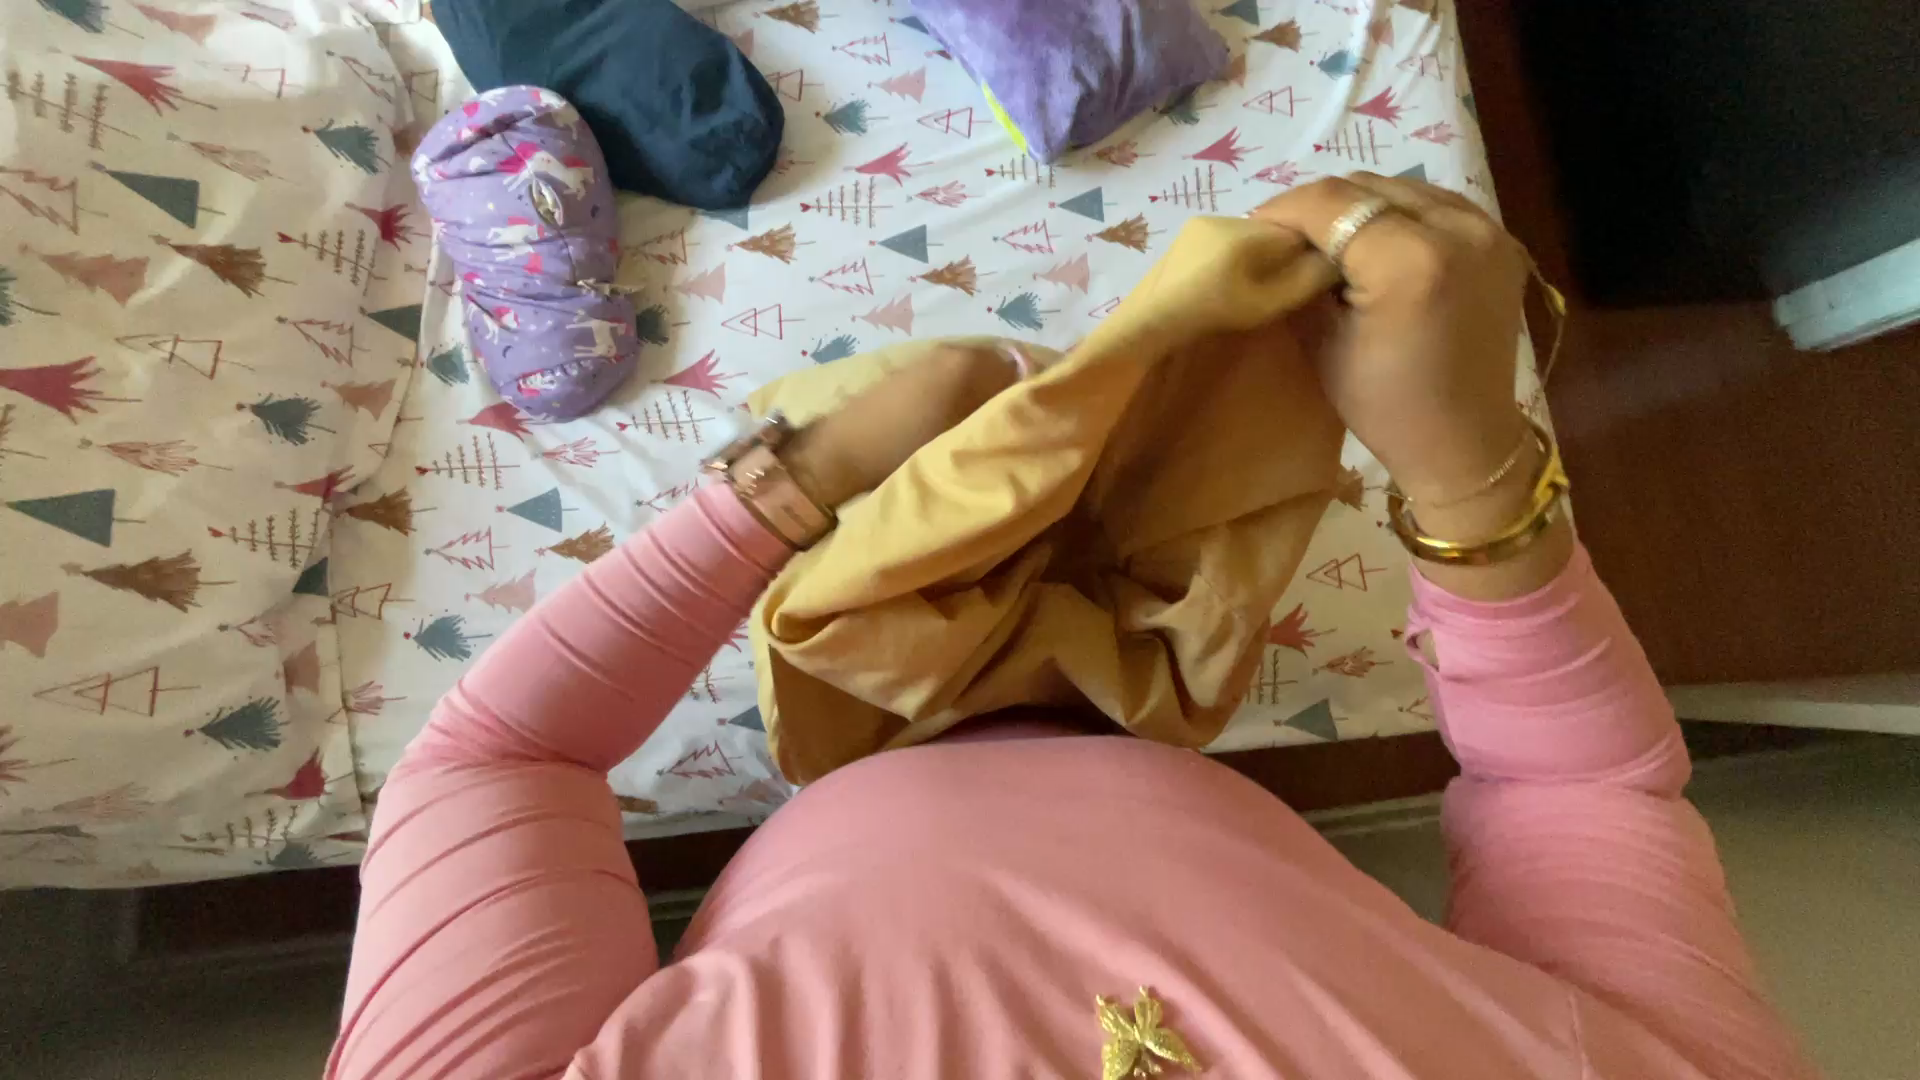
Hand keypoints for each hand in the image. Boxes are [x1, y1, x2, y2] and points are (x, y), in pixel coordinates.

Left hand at [783, 343, 1028, 507]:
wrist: (839, 454)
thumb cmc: (902, 449)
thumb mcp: (962, 438)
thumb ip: (1004, 416)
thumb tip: (1038, 406)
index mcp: (971, 361)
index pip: (1030, 365)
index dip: (1045, 391)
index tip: (1054, 422)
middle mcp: (957, 352)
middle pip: (1009, 369)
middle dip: (1022, 395)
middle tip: (1030, 431)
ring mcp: (934, 362)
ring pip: (985, 377)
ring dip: (997, 400)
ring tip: (1002, 433)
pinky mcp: (917, 376)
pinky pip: (963, 383)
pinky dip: (974, 401)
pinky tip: (971, 428)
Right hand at [1249, 173, 1530, 505]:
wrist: (1462, 439)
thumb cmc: (1381, 406)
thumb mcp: (1323, 346)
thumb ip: (1301, 285)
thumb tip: (1280, 250)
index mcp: (1409, 261)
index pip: (1333, 204)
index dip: (1284, 209)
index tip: (1253, 227)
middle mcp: (1457, 228)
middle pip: (1368, 186)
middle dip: (1318, 206)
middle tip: (1284, 236)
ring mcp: (1487, 230)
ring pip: (1403, 188)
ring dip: (1357, 205)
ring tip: (1325, 239)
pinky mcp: (1500, 241)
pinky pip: (1435, 204)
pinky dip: (1395, 214)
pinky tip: (1372, 244)